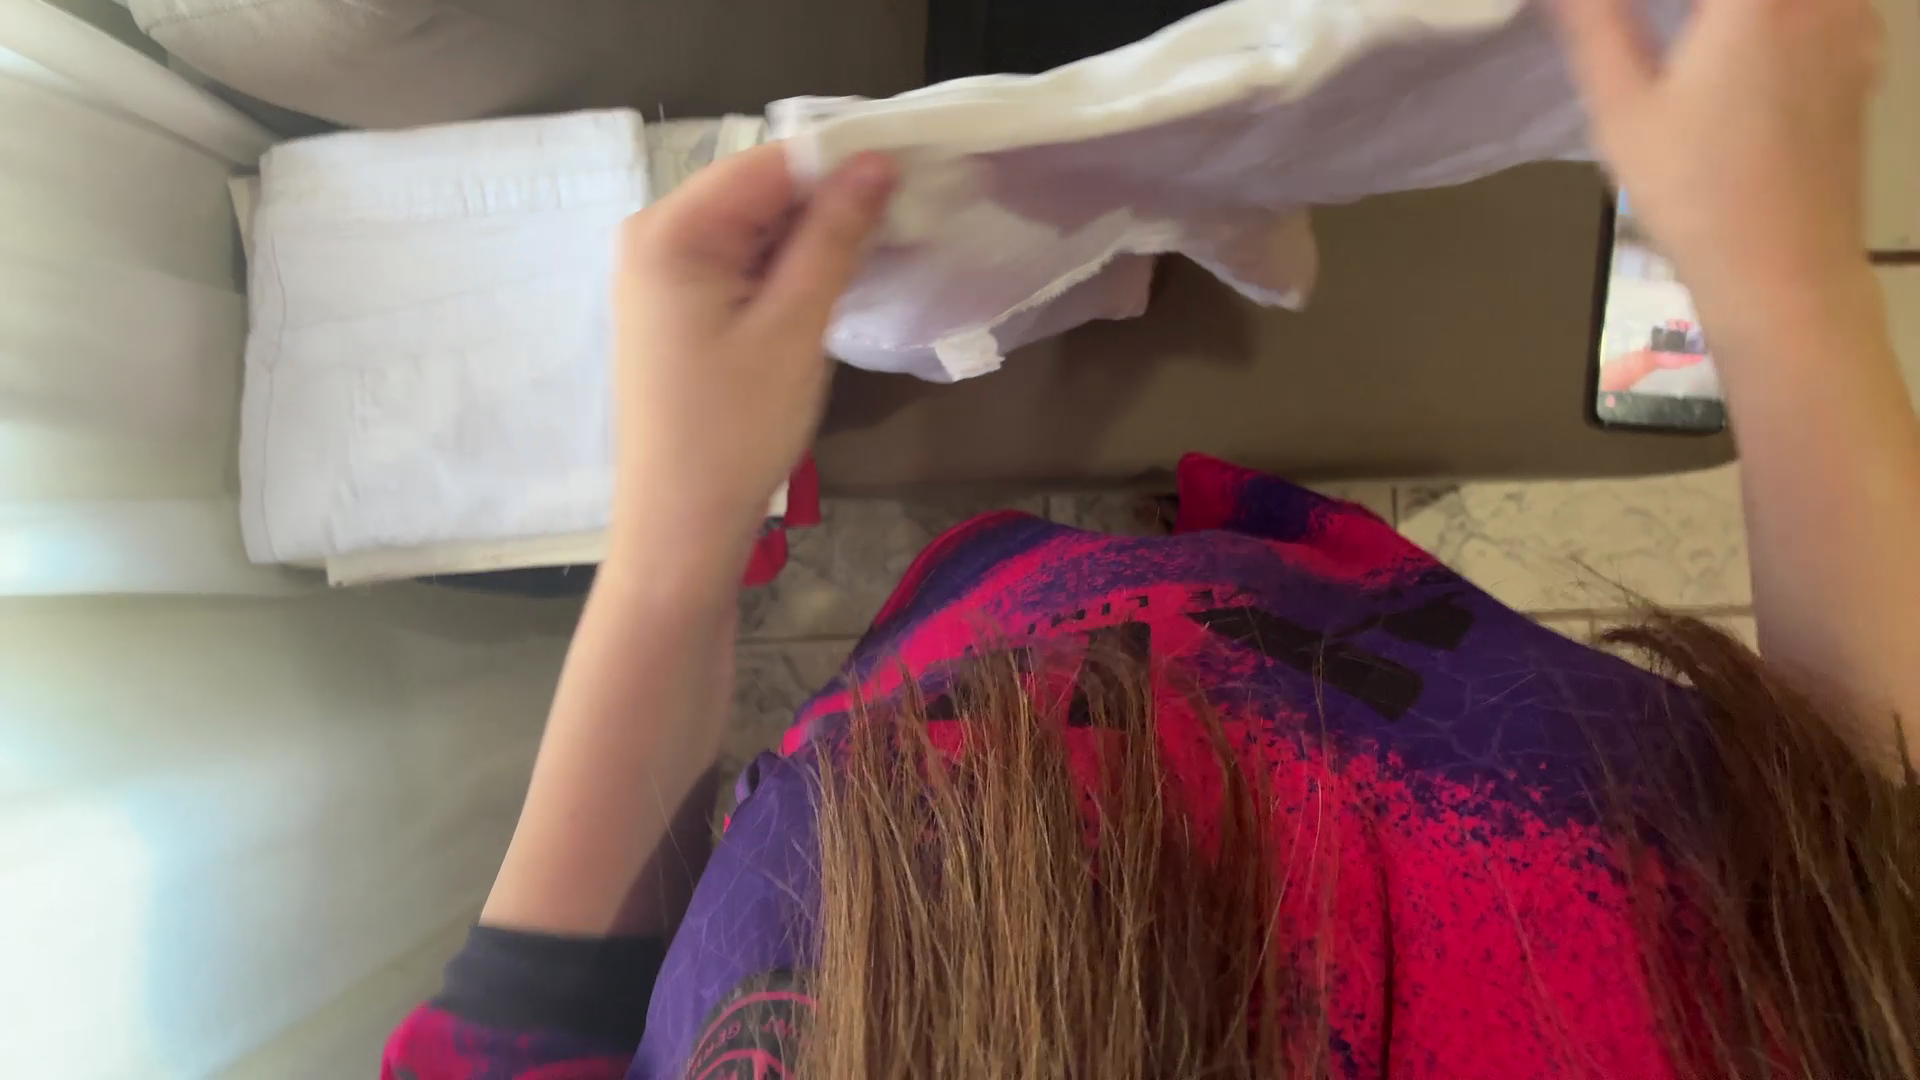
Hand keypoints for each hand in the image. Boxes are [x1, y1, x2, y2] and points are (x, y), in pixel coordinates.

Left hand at [608, 143, 896, 573]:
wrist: (682, 523)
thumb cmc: (736, 430)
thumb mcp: (794, 329)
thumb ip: (833, 238)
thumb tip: (874, 161)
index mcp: (672, 230)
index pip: (768, 163)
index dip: (839, 164)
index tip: (907, 179)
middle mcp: (655, 240)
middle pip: (756, 196)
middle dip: (825, 207)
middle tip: (898, 228)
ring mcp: (661, 280)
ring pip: (752, 236)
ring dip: (809, 246)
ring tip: (870, 263)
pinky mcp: (677, 316)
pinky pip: (739, 273)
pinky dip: (784, 277)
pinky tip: (823, 296)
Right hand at [1551, 0, 1881, 313]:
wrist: (1776, 255)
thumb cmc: (1686, 187)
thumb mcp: (1621, 114)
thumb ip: (1598, 35)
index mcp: (1753, 2)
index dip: (1639, 0)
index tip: (1611, 13)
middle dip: (1685, 9)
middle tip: (1636, 24)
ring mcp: (1854, 18)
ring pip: (1785, 2)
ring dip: (1726, 18)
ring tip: (1683, 37)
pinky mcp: (1862, 51)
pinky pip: (1821, 9)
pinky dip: (1773, 20)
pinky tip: (1741, 49)